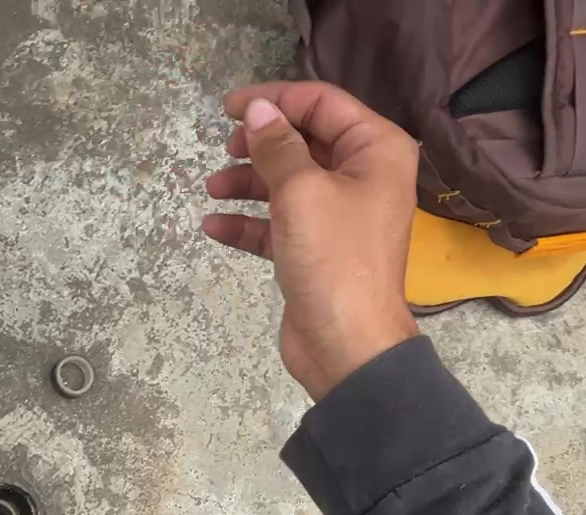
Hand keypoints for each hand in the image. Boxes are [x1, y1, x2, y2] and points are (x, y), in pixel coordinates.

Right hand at [202, 82, 421, 400]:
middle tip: (225, 150)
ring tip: (211, 189)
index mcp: (374, 151)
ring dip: (247, 185)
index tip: (229, 108)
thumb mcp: (301, 193)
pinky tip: (213, 227)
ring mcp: (336, 219)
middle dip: (260, 146)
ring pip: (285, 187)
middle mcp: (360, 179)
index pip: (322, 106)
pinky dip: (246, 225)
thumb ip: (276, 148)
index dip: (275, 100)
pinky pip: (276, 227)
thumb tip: (257, 111)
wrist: (346, 343)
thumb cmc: (333, 260)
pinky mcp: (312, 254)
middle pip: (302, 145)